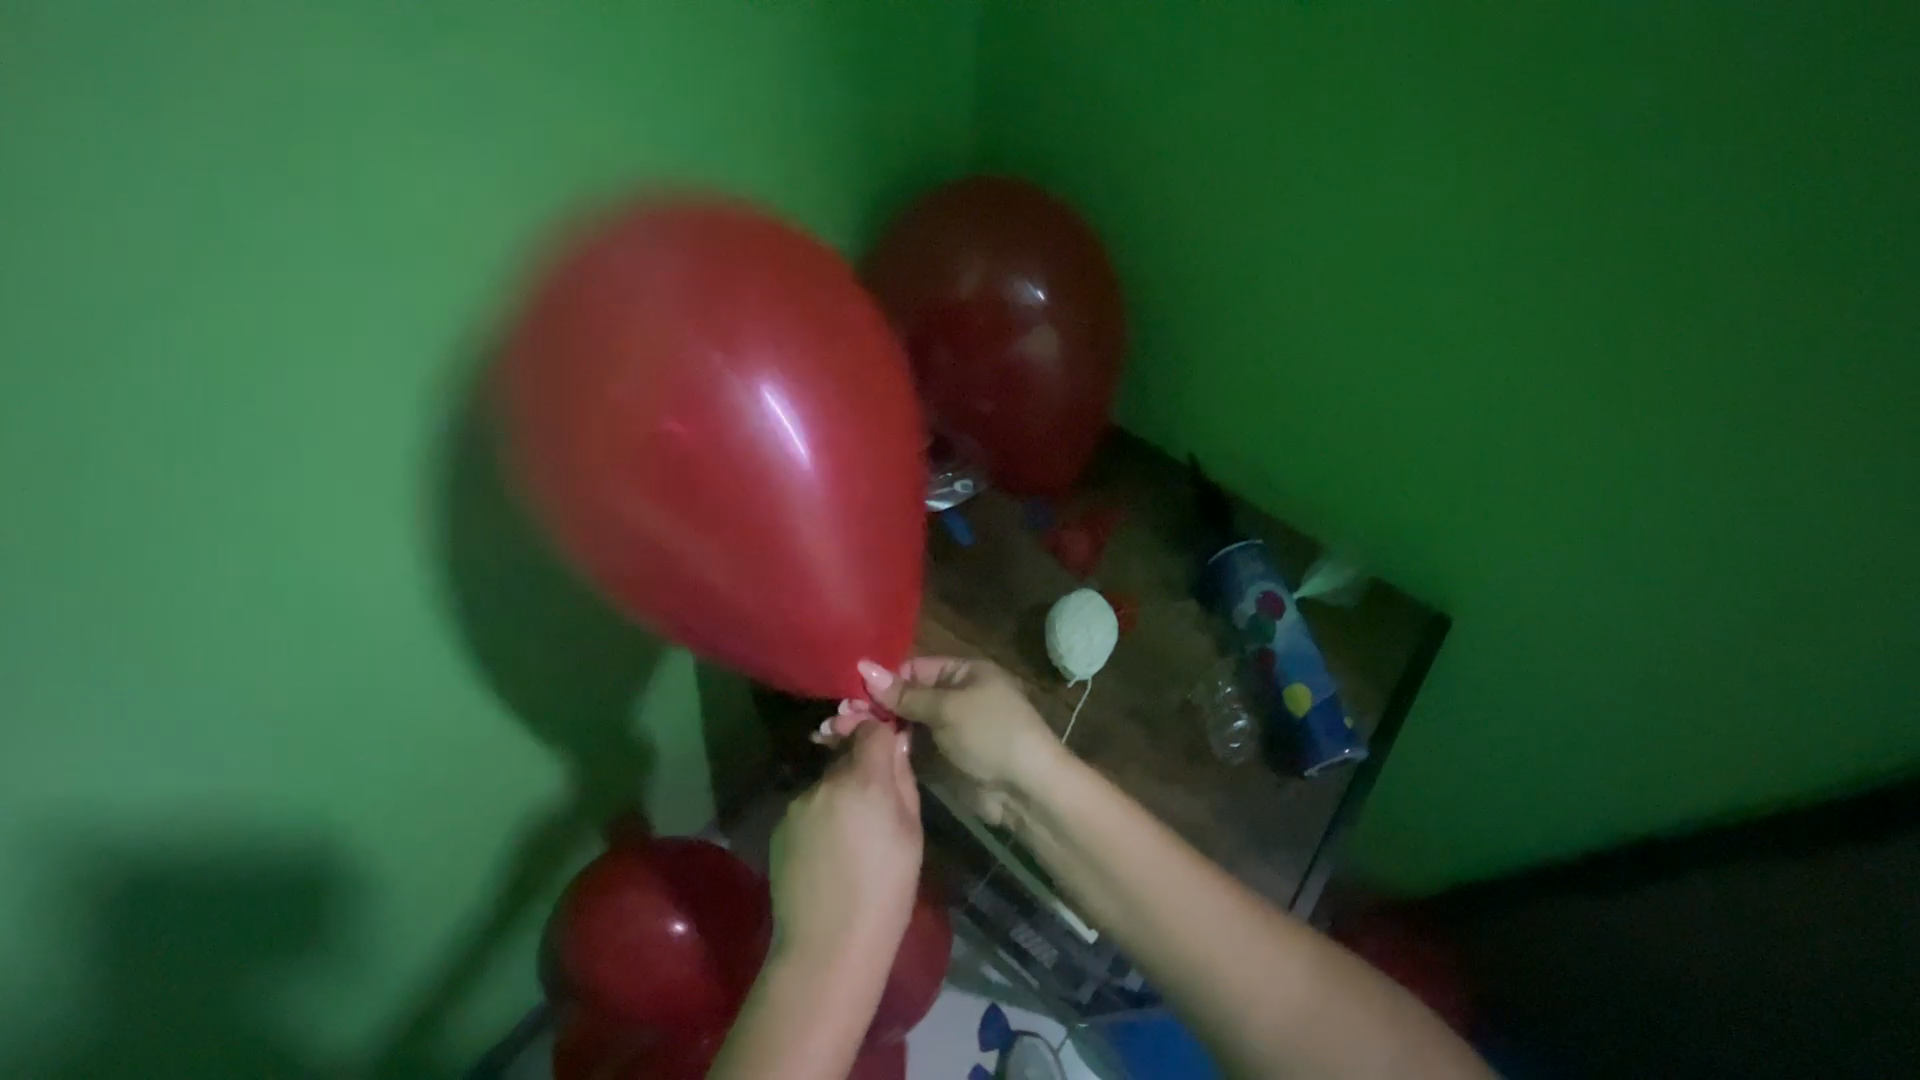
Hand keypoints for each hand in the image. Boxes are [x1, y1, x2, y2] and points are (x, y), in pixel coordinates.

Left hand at [769, 719, 922, 964]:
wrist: (828, 946)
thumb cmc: (886, 892)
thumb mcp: (911, 834)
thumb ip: (903, 780)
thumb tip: (898, 743)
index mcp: (864, 780)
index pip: (872, 728)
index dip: (884, 736)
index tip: (893, 756)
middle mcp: (825, 782)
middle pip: (847, 756)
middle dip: (863, 771)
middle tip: (877, 809)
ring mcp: (797, 804)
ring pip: (826, 784)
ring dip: (840, 797)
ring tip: (852, 840)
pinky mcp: (779, 826)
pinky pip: (808, 808)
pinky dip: (820, 819)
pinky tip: (828, 855)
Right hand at [836, 657, 1061, 825]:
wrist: (1026, 788)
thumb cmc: (992, 733)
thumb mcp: (949, 707)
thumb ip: (906, 694)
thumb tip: (864, 668)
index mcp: (964, 673)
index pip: (914, 669)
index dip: (884, 681)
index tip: (850, 693)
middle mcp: (954, 698)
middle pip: (906, 698)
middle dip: (874, 707)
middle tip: (837, 719)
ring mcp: (948, 732)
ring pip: (904, 725)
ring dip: (876, 729)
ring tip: (836, 735)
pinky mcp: (942, 761)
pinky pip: (910, 749)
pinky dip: (888, 749)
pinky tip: (858, 752)